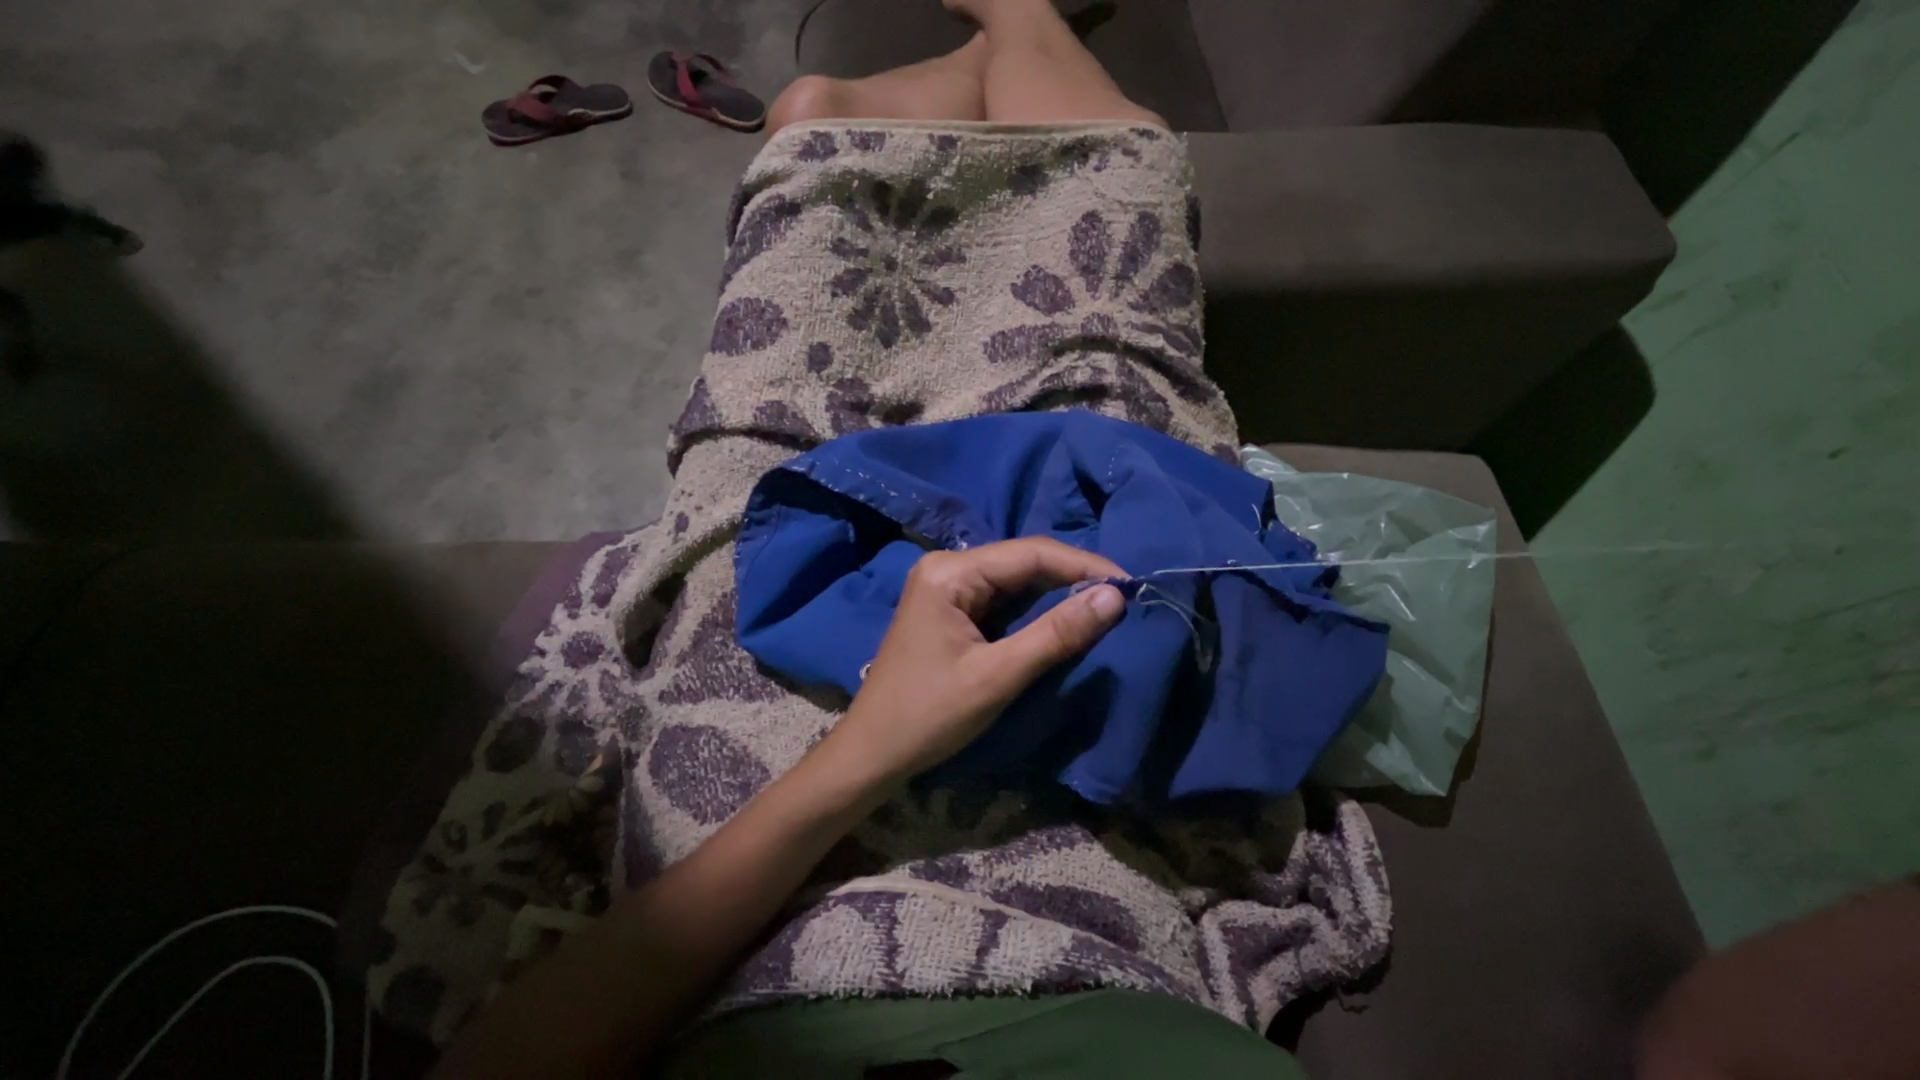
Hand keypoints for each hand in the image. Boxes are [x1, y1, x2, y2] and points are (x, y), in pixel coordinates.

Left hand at [823, 537, 1126, 785]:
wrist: (874, 752)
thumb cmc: (929, 715)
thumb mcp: (998, 676)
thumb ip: (1056, 634)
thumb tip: (1114, 597)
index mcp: (950, 572)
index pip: (1031, 553)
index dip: (1084, 566)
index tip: (1132, 586)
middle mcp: (947, 568)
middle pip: (1024, 562)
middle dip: (1074, 579)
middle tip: (1124, 600)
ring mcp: (947, 588)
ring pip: (1017, 581)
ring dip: (1058, 595)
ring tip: (1106, 609)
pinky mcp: (951, 611)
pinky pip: (1004, 600)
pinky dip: (1036, 612)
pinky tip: (1066, 621)